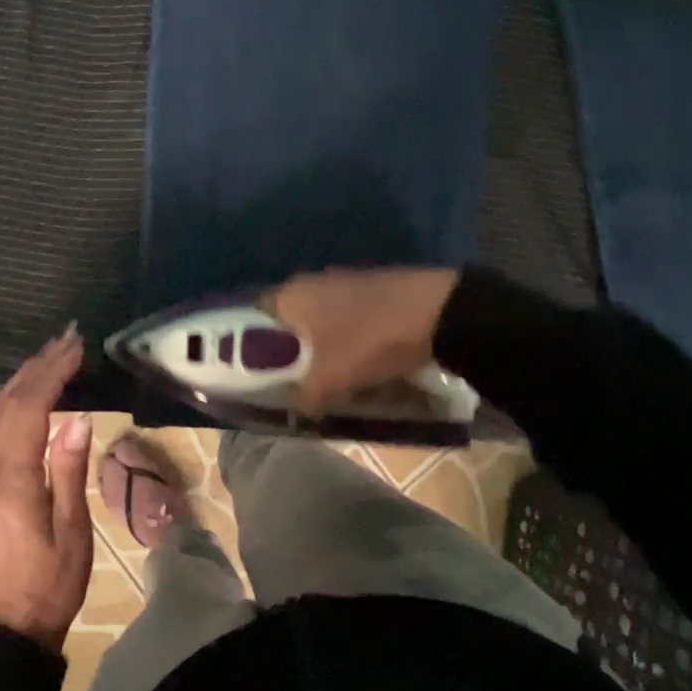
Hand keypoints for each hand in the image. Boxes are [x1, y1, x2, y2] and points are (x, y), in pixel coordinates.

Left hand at [0, 326, 93, 650]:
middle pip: (7, 403)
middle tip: (67, 337)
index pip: (29, 410)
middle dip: (37, 366)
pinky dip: (12, 399)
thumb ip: (69, 471)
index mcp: (10, 481)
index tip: (76, 348)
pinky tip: (30, 391)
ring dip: (22, 378)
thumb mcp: (72, 530)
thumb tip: (77, 418)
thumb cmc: (53, 580)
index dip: (52, 374)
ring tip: (52, 352)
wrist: (13, 622)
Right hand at [265, 267, 459, 414]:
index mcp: (290, 295)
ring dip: (321, 351)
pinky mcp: (372, 292)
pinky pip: (347, 322)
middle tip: (293, 386)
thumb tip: (292, 407)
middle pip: (288, 323)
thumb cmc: (371, 340)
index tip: (256, 377)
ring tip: (327, 383)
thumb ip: (303, 396)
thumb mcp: (331, 378)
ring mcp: (344, 284)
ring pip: (320, 324)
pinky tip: (358, 366)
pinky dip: (346, 343)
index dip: (249, 349)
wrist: (442, 312)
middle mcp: (311, 283)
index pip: (252, 320)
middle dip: (290, 355)